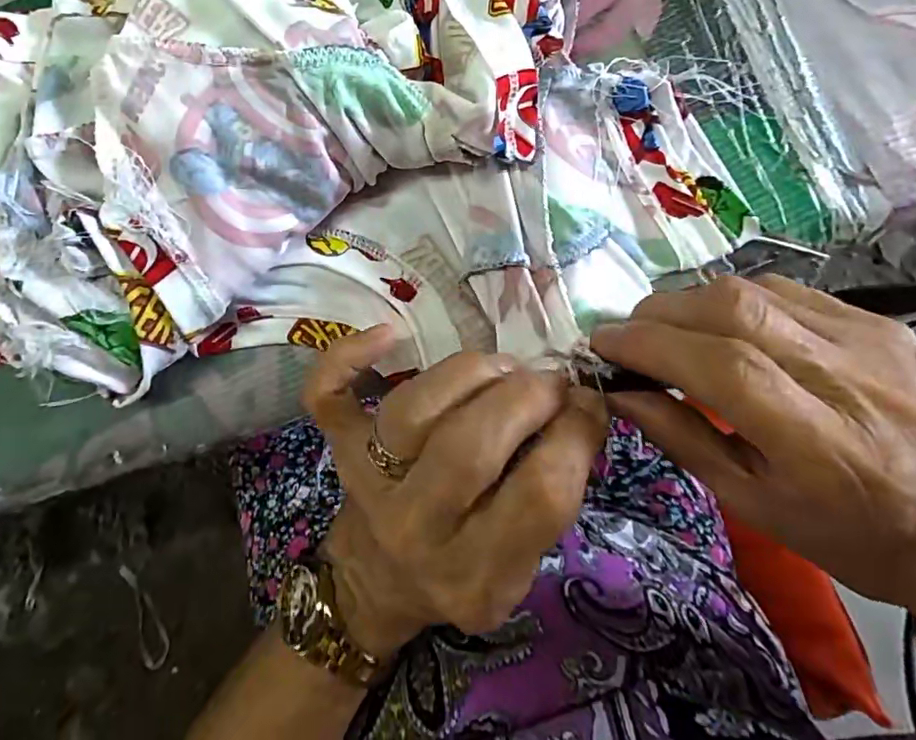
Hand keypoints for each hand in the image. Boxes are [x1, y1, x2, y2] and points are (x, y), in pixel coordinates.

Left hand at [301, 326, 607, 657]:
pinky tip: (388, 334)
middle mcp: (414, 527)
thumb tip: (578, 409)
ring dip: (468, 373)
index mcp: (475, 573)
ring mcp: (367, 483)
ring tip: (503, 366)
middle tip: (551, 380)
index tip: (588, 403)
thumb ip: (547, 499)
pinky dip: (347, 356)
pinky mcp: (336, 451)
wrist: (376, 582)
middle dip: (525, 397)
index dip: (575, 436)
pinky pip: (328, 396)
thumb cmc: (459, 572)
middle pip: (469, 445)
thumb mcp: (518, 567)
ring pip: (411, 409)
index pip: (538, 496)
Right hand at [592, 276, 915, 641]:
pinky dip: (732, 302)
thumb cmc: (832, 528)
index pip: (725, 366)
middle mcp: (854, 382)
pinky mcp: (878, 323)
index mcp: (823, 444)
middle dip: (661, 313)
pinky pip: (780, 290)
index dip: (653, 344)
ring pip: (751, 290)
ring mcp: (872, 343)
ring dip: (690, 304)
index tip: (602, 343)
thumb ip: (674, 433)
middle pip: (735, 310)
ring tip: (668, 331)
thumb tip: (614, 387)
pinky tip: (721, 328)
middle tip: (627, 334)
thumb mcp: (742, 499)